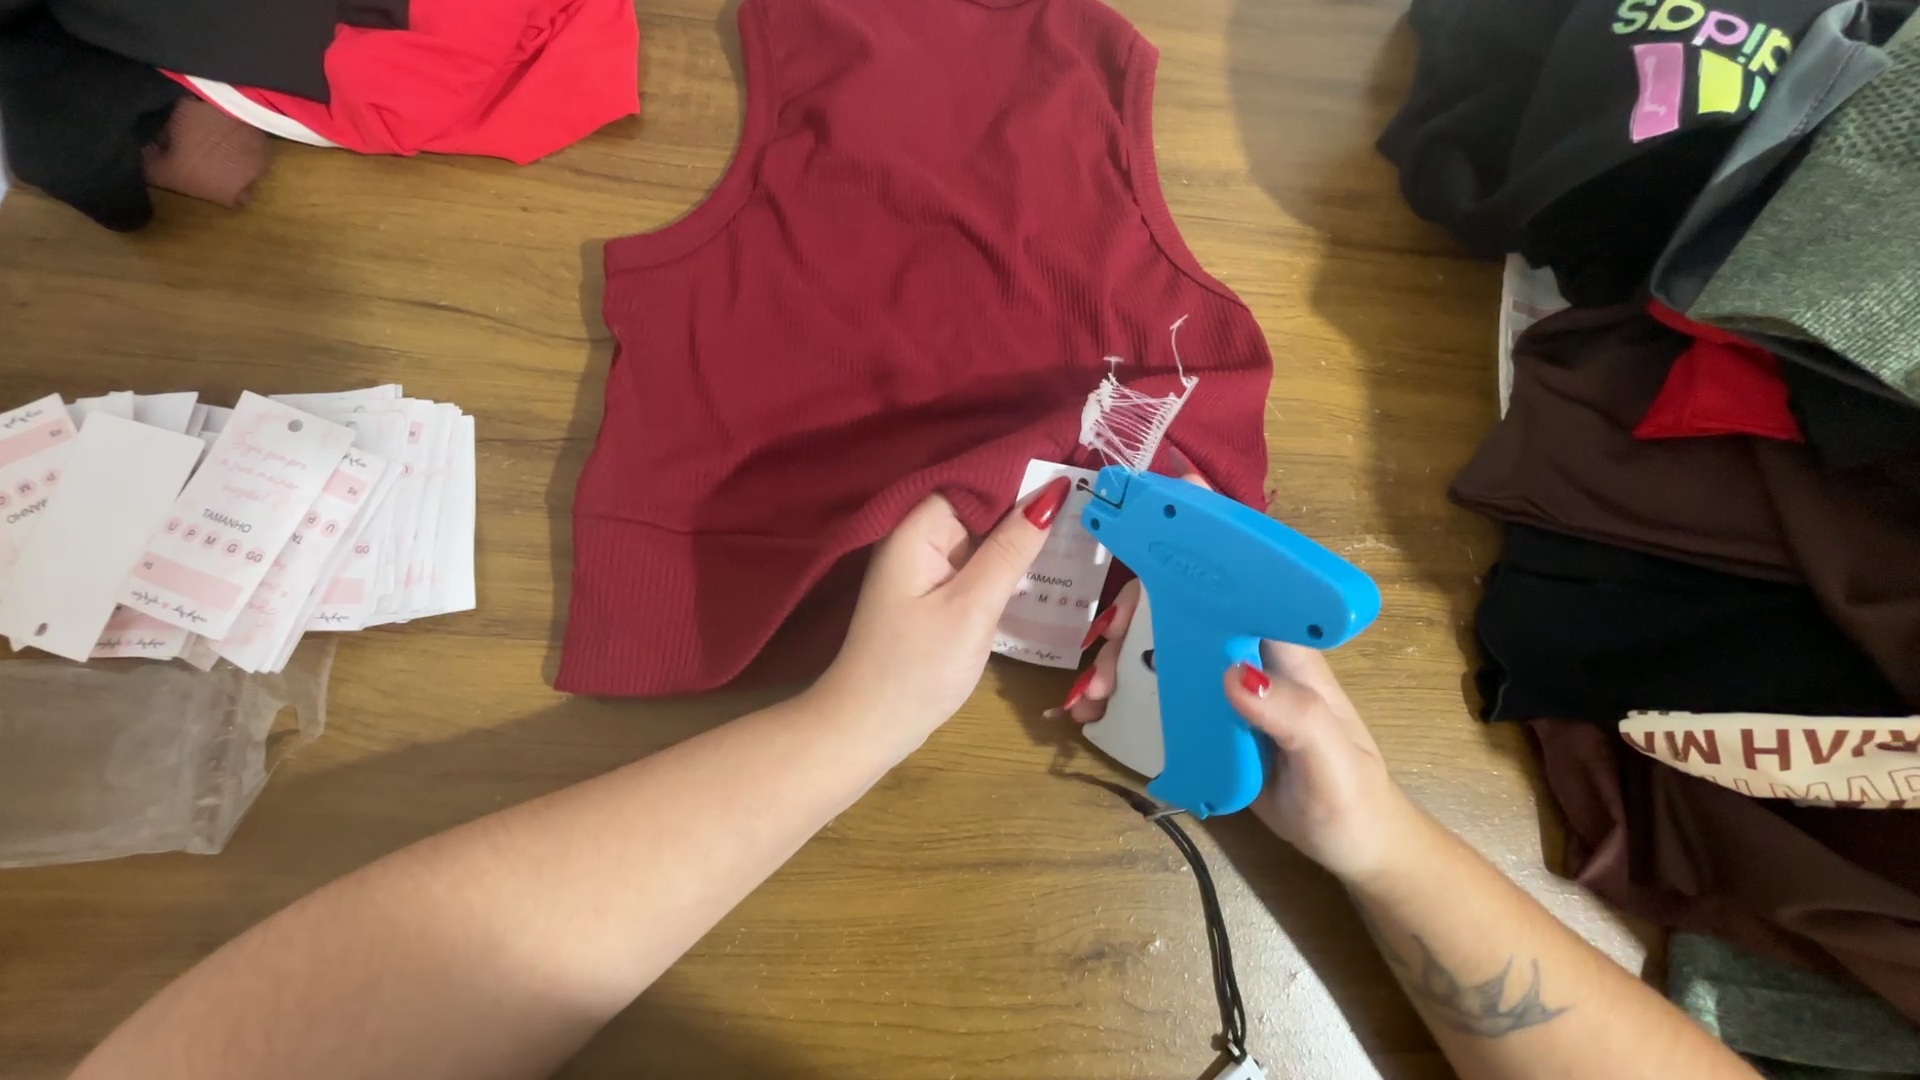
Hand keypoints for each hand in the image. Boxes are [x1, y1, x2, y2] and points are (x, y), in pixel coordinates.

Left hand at [811, 478, 1070, 742]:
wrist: (870, 728)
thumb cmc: (918, 668)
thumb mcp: (972, 607)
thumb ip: (1011, 549)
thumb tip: (1052, 492)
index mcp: (917, 528)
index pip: (975, 479)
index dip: (1022, 469)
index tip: (1074, 462)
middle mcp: (918, 538)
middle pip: (981, 505)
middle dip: (1029, 500)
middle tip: (1091, 492)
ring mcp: (927, 567)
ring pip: (984, 535)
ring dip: (1023, 532)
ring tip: (1083, 519)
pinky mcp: (936, 593)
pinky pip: (978, 563)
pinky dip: (1009, 561)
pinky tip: (1049, 562)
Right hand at [1061, 474, 1422, 884]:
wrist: (1348, 843)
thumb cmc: (1351, 796)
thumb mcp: (1329, 761)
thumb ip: (1291, 717)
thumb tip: (1233, 674)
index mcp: (1280, 646)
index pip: (1238, 577)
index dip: (1202, 534)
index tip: (1159, 503)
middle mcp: (1244, 651)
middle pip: (1179, 607)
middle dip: (1131, 615)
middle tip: (1102, 646)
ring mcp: (1220, 681)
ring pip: (1156, 645)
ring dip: (1116, 660)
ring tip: (1091, 697)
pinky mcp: (1203, 711)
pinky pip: (1152, 687)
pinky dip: (1117, 692)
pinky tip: (1092, 712)